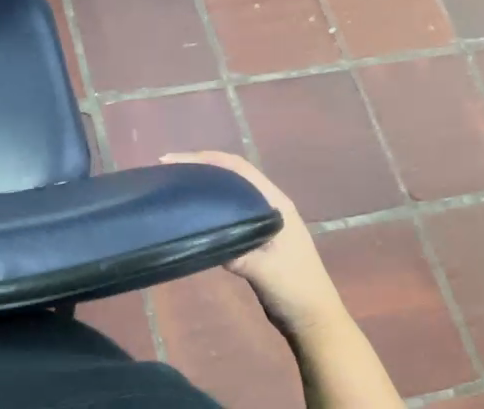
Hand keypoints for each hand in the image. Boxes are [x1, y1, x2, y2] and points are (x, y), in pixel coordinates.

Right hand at [161, 152, 346, 338]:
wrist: (316, 323)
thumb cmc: (295, 290)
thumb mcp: (263, 270)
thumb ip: (234, 251)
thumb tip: (199, 235)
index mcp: (276, 204)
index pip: (238, 168)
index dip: (205, 159)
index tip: (174, 161)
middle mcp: (271, 205)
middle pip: (232, 174)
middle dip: (201, 166)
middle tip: (167, 170)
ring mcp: (265, 221)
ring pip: (231, 191)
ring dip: (206, 184)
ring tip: (176, 184)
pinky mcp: (258, 237)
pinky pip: (231, 210)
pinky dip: (211, 204)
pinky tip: (194, 212)